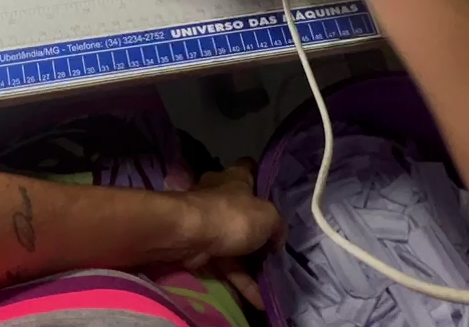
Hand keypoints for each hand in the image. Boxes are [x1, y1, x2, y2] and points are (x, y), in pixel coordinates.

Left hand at [179, 162, 280, 309]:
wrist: (191, 234)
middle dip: (259, 229)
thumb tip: (276, 238)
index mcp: (235, 177)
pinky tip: (259, 300)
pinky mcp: (202, 244)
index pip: (249, 168)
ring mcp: (209, 219)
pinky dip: (241, 281)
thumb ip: (278, 225)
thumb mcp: (268, 216)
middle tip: (277, 249)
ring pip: (235, 240)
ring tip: (273, 282)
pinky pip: (226, 263)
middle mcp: (220, 193)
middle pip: (243, 208)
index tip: (276, 197)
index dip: (262, 179)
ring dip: (252, 263)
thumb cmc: (232, 215)